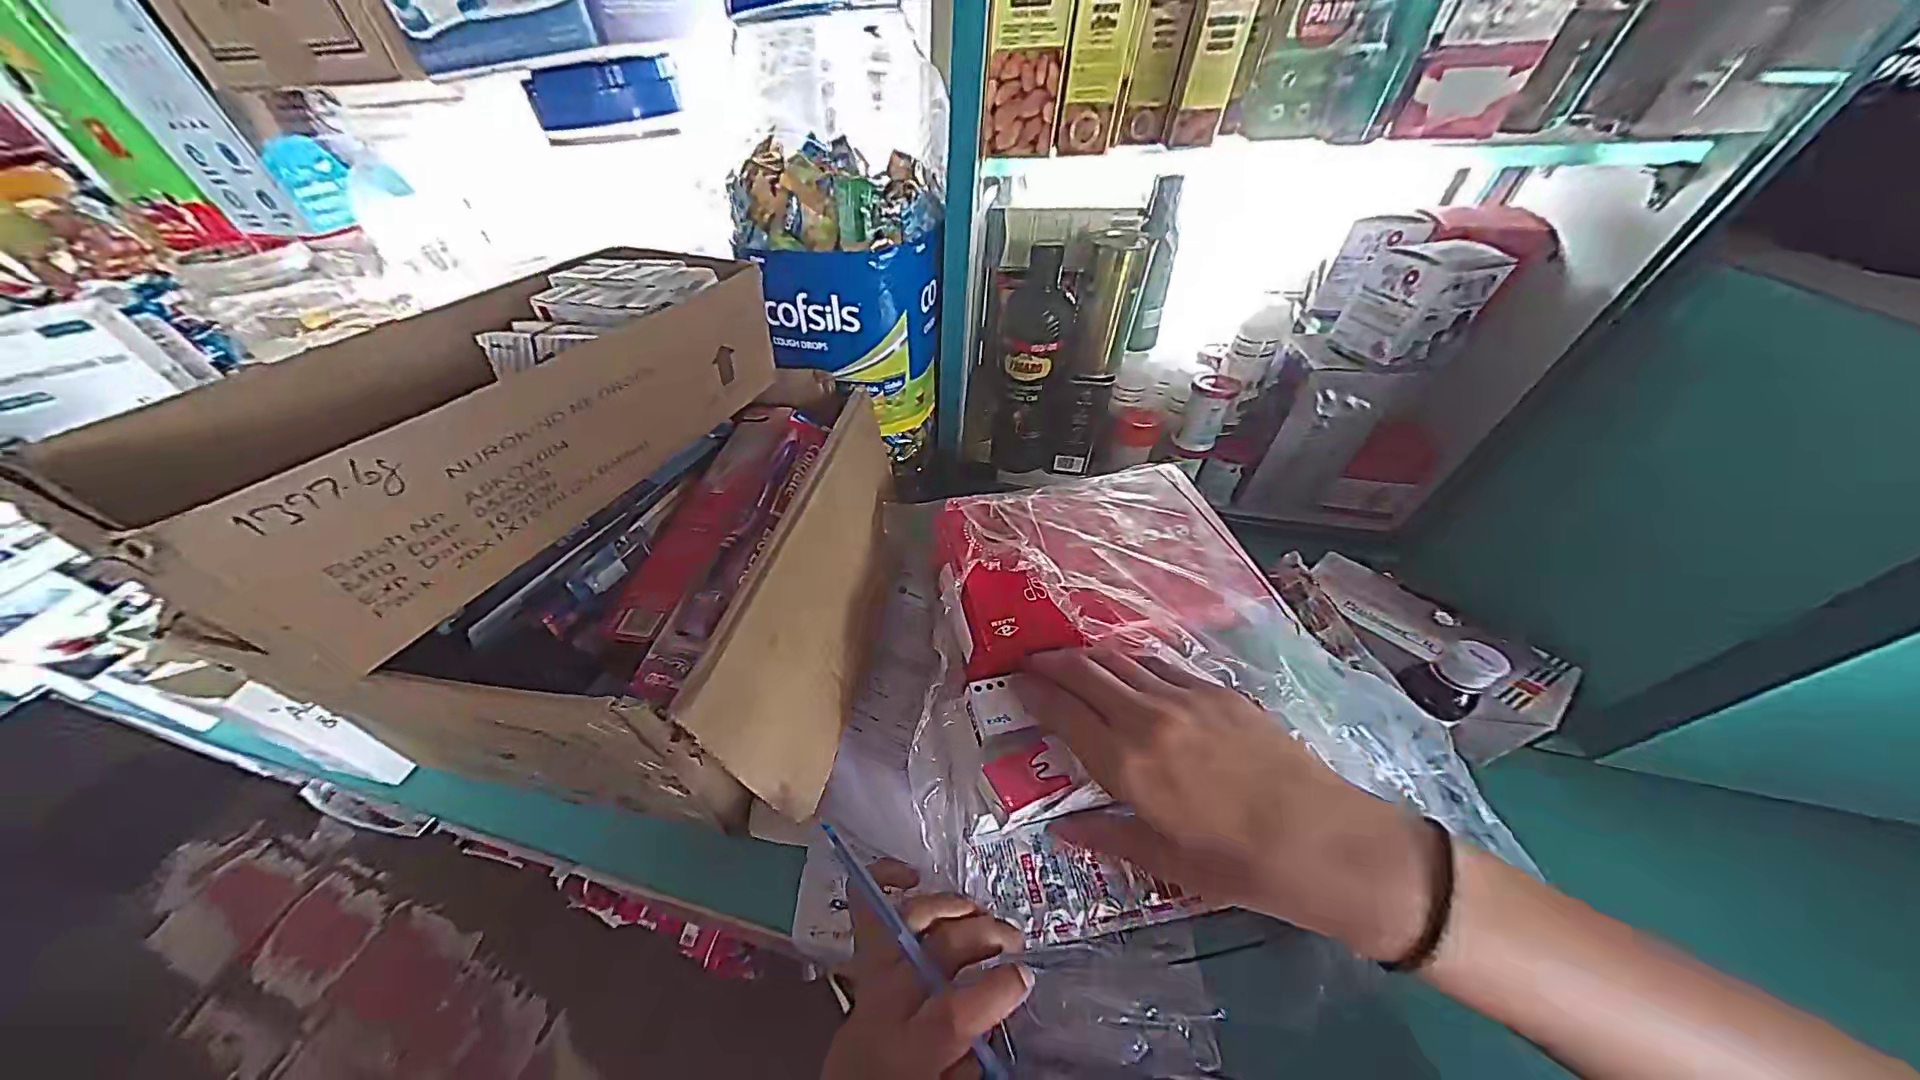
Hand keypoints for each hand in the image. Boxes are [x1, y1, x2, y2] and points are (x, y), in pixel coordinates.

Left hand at [821, 861, 1031, 1079]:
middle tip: (1013, 939)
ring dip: (952, 905)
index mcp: (908, 1050)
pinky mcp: (863, 955)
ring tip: (981, 913)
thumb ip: (971, 1057)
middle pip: (938, 949)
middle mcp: (886, 1001)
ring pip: (912, 916)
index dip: (995, 989)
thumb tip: (997, 1014)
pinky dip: (885, 878)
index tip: (1023, 977)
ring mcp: (872, 971)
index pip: (952, 1013)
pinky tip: (913, 876)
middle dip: (985, 934)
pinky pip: (867, 903)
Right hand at [1016, 647, 1435, 961]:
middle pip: (1084, 671)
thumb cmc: (1238, 865)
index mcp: (1126, 764)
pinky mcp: (1217, 689)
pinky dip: (1131, 661)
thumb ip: (1105, 836)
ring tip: (1071, 659)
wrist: (1328, 842)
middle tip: (1031, 660)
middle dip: (1051, 661)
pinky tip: (1129, 670)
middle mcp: (1147, 717)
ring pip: (1120, 659)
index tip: (1015, 683)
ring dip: (1088, 656)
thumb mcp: (1163, 862)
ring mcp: (1184, 696)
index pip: (1062, 711)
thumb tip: (1060, 826)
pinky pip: (1159, 664)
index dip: (1033, 692)